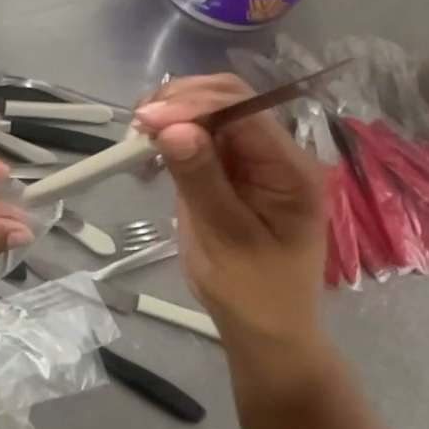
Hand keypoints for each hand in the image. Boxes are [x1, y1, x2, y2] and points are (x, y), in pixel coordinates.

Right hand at [132, 74, 325, 359]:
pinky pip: (199, 131)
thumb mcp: (225, 240)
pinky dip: (170, 131)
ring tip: (139, 137)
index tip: (147, 120)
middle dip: (180, 102)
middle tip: (138, 125)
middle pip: (227, 99)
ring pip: (210, 108)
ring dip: (171, 114)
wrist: (264, 329)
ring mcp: (253, 157)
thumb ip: (201, 179)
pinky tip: (149, 148)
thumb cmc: (253, 293)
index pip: (243, 111)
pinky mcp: (229, 165)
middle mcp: (276, 152)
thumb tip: (172, 128)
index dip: (194, 105)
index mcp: (290, 169)